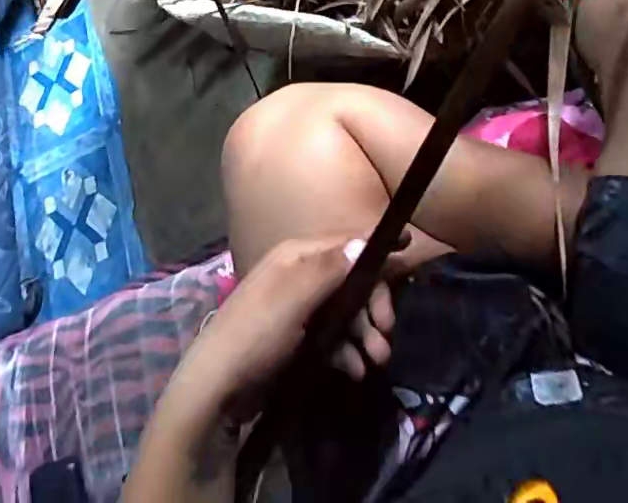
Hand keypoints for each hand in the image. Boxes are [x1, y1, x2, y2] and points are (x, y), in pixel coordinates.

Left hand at [168, 235, 407, 419]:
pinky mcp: (298, 339)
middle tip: (388, 329)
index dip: (377, 248)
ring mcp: (299, 308)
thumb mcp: (292, 298)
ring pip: (345, 312)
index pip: (346, 243)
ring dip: (365, 333)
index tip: (410, 253)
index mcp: (297, 256)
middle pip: (351, 279)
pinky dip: (348, 351)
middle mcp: (300, 275)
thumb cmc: (255, 333)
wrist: (217, 387)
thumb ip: (328, 269)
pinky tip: (356, 370)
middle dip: (373, 302)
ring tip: (378, 358)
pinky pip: (334, 337)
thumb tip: (364, 240)